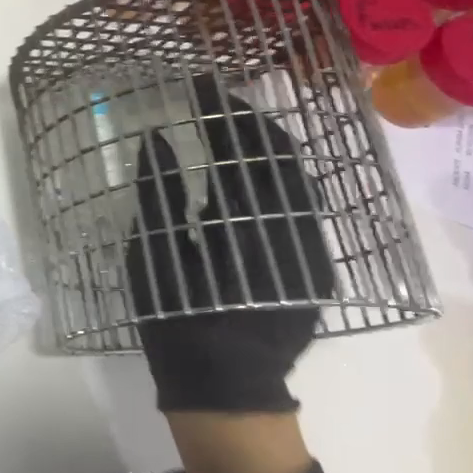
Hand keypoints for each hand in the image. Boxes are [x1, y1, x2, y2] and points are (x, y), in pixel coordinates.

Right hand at [124, 77, 335, 413]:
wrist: (227, 386)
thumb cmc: (176, 321)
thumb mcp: (154, 255)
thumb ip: (158, 195)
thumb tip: (156, 141)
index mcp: (245, 224)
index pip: (241, 149)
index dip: (222, 112)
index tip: (200, 86)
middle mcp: (291, 229)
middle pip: (279, 156)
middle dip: (247, 122)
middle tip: (216, 100)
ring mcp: (312, 247)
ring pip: (299, 179)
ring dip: (268, 150)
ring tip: (237, 131)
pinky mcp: (319, 266)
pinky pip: (303, 207)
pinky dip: (278, 182)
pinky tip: (256, 178)